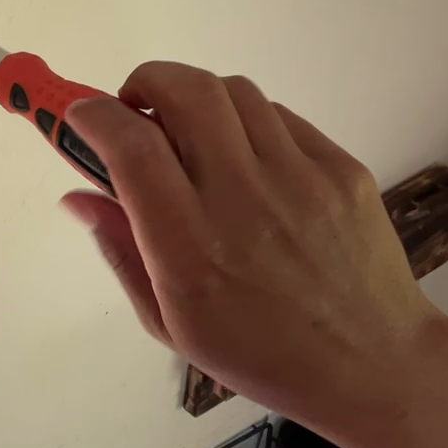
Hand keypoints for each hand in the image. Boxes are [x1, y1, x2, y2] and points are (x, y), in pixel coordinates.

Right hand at [60, 63, 447, 429]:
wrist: (370, 364)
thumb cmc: (255, 354)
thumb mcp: (166, 320)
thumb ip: (119, 250)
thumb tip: (77, 197)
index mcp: (189, 247)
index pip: (133, 147)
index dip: (95, 116)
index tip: (80, 115)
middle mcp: (242, 200)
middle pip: (186, 91)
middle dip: (145, 83)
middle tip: (134, 109)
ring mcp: (299, 178)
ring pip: (233, 91)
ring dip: (193, 98)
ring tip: (187, 135)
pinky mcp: (340, 169)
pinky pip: (278, 116)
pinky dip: (242, 120)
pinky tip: (239, 157)